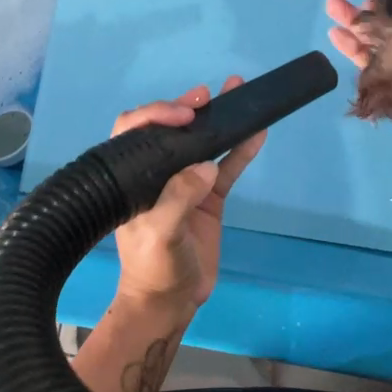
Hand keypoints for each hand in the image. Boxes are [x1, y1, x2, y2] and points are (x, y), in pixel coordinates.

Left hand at [110, 79, 266, 309]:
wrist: (171, 302)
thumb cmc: (152, 266)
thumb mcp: (159, 234)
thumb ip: (178, 199)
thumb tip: (204, 167)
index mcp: (132, 176)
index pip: (134, 132)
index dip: (154, 115)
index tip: (182, 113)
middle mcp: (156, 173)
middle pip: (169, 130)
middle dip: (186, 107)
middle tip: (206, 94)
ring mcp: (185, 183)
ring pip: (202, 143)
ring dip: (218, 118)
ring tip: (237, 89)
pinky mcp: (209, 198)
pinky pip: (227, 167)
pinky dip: (241, 149)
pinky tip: (258, 132)